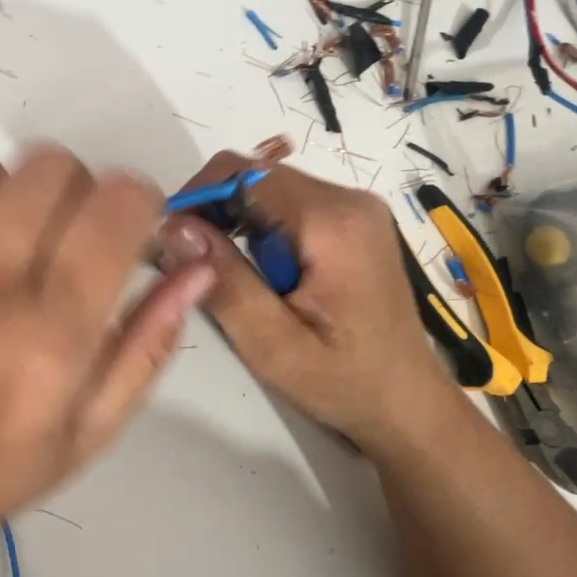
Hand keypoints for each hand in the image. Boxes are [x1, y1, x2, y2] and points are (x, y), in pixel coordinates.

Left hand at [0, 145, 217, 576]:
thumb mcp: (84, 435)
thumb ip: (146, 346)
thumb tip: (193, 267)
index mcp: (49, 339)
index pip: (114, 210)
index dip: (136, 199)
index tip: (126, 224)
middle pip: (48, 168)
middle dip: (75, 186)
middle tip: (62, 231)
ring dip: (6, 187)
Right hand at [153, 151, 462, 451]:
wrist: (406, 403)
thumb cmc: (343, 380)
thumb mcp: (272, 343)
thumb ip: (224, 281)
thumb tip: (173, 228)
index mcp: (333, 222)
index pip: (242, 173)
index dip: (195, 197)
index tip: (169, 242)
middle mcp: (349, 200)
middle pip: (253, 176)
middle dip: (211, 213)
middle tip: (190, 267)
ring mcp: (354, 209)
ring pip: (265, 189)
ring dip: (232, 224)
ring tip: (223, 277)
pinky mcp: (351, 223)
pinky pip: (285, 206)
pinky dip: (256, 230)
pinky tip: (256, 275)